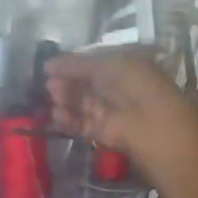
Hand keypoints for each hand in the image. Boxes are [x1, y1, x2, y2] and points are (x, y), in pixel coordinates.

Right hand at [44, 46, 197, 161]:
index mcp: (123, 66)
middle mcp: (116, 88)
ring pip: (80, 104)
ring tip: (53, 98)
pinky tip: (57, 114)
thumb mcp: (104, 64)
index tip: (49, 67)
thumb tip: (48, 65)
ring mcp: (109, 111)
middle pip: (84, 84)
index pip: (91, 64)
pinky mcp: (103, 133)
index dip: (71, 65)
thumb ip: (75, 64)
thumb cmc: (131, 84)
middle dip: (65, 82)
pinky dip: (68, 119)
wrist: (149, 123)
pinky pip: (81, 123)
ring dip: (64, 100)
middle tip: (49, 84)